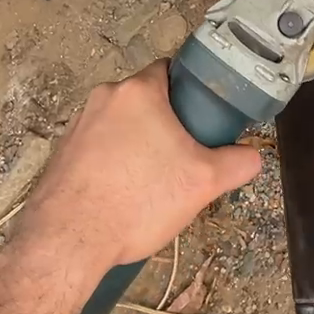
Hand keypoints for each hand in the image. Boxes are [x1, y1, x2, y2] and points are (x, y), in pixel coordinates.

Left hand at [17, 61, 260, 270]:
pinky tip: (124, 196)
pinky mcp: (61, 155)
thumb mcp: (204, 182)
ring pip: (121, 125)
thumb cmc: (137, 200)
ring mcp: (77, 126)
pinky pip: (98, 148)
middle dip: (165, 123)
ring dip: (138, 143)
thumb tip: (253, 157)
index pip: (169, 70)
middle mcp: (103, 99)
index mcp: (137, 91)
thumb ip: (237, 163)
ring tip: (154, 181)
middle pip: (145, 99)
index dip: (190, 89)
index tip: (202, 114)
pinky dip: (114, 163)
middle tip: (184, 154)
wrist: (67, 243)